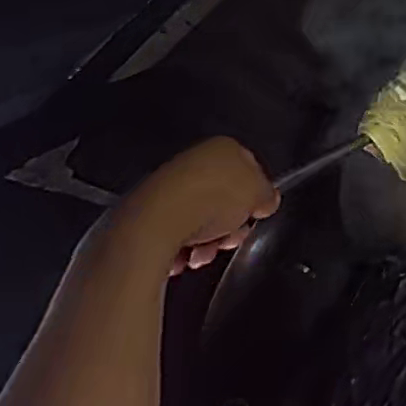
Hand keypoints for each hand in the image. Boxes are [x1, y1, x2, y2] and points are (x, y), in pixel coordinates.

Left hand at [110, 137, 280, 275]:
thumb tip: (266, 202)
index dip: (256, 194)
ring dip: (204, 240)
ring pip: (195, 216)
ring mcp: (162, 186)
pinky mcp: (137, 213)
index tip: (255, 214)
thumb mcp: (259, 197)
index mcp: (222, 147)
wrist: (150, 228)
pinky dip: (176, 246)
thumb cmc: (212, 202)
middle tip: (230, 239)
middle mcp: (191, 160)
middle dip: (228, 223)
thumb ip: (269, 197)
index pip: (251, 168)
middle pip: (221, 195)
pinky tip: (181, 259)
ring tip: (202, 255)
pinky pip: (168, 230)